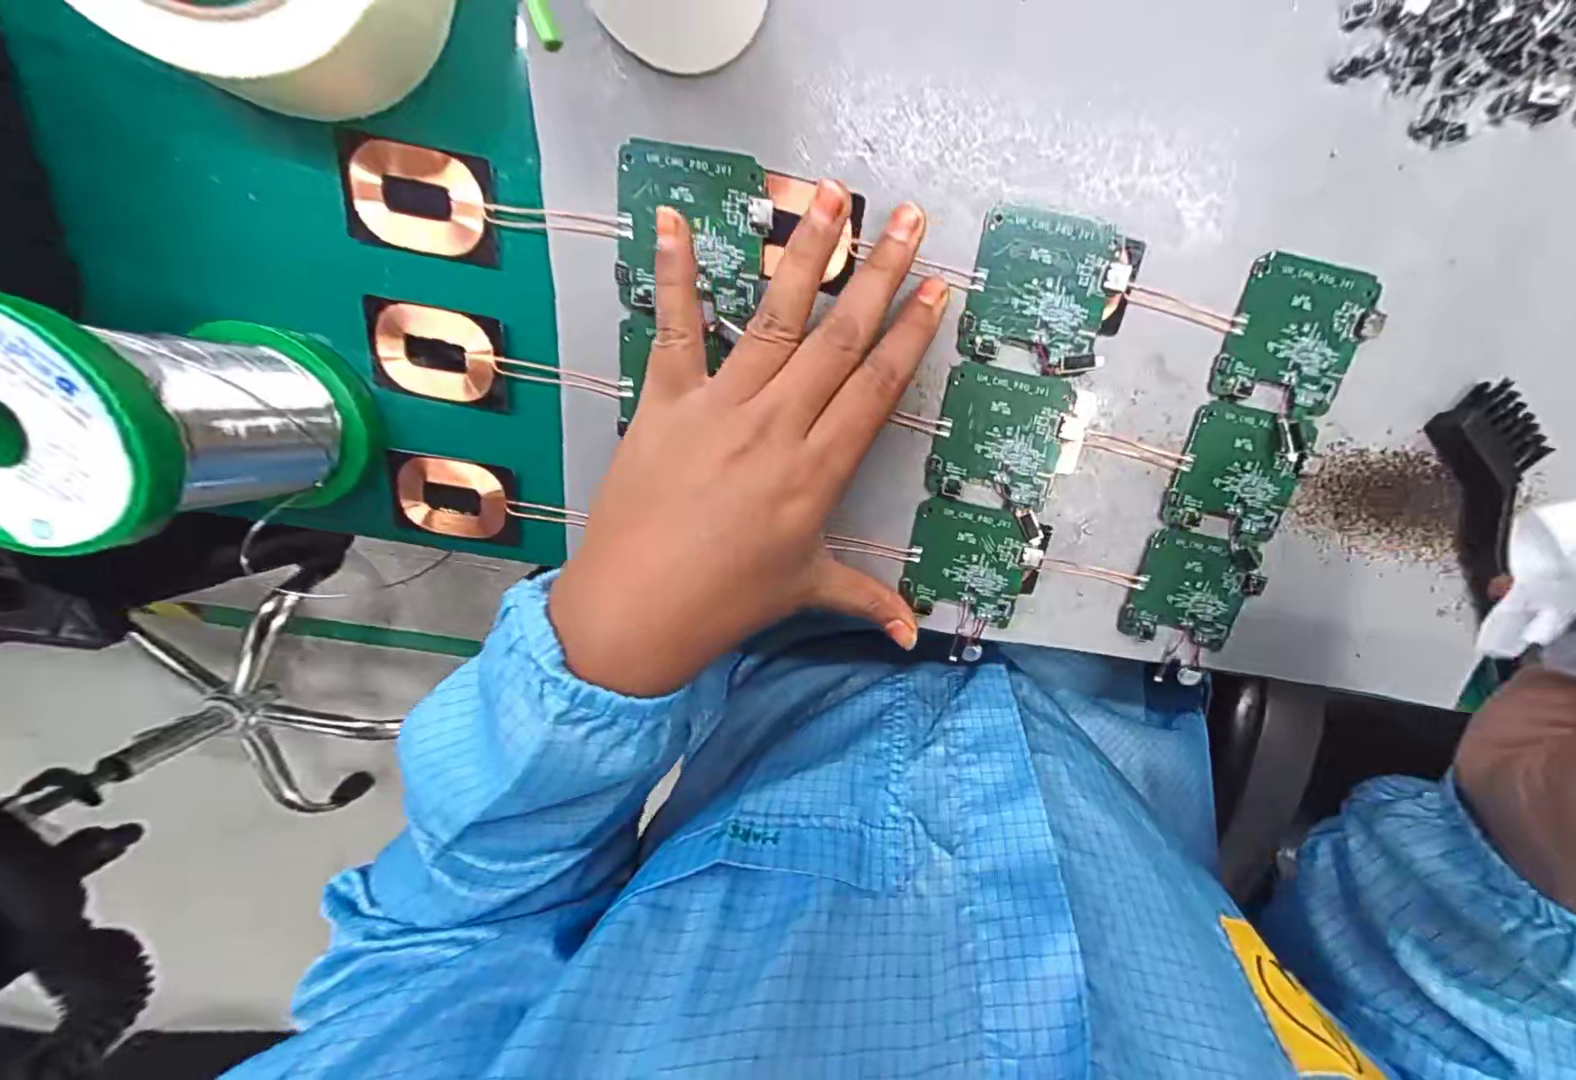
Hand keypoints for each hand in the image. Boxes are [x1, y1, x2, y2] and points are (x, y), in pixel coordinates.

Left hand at [548, 183, 948, 696]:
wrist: (639, 609)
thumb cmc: (728, 603)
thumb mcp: (807, 590)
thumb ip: (869, 600)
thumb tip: (916, 637)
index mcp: (819, 471)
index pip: (877, 388)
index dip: (910, 334)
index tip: (936, 288)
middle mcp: (778, 427)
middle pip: (840, 340)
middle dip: (881, 275)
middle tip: (913, 220)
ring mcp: (720, 407)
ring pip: (776, 320)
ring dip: (808, 256)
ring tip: (836, 198)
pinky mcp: (666, 402)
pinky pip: (675, 328)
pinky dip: (673, 272)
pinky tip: (676, 217)